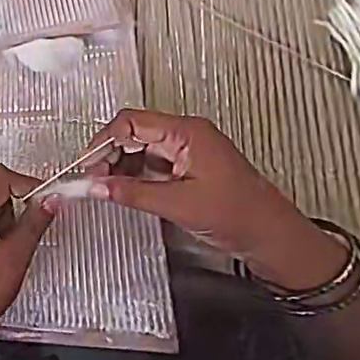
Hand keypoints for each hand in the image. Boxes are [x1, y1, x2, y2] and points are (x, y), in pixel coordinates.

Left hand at [0, 164, 57, 340]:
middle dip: (21, 199)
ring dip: (13, 212)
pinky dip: (4, 221)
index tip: (50, 199)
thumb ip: (34, 223)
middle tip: (39, 218)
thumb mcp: (13, 256)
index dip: (28, 185)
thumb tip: (52, 200)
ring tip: (16, 241)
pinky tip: (8, 244)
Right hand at [84, 109, 347, 288]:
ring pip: (139, 148)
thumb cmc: (239, 215)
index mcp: (186, 132)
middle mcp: (185, 135)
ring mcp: (186, 150)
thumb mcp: (178, 204)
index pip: (131, 122)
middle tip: (92, 180)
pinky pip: (150, 162)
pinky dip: (133, 175)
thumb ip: (132, 193)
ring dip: (119, 165)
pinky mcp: (186, 167)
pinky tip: (123, 190)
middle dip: (108, 154)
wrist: (272, 237)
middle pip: (132, 132)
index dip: (104, 141)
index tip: (88, 165)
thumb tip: (96, 186)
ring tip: (105, 188)